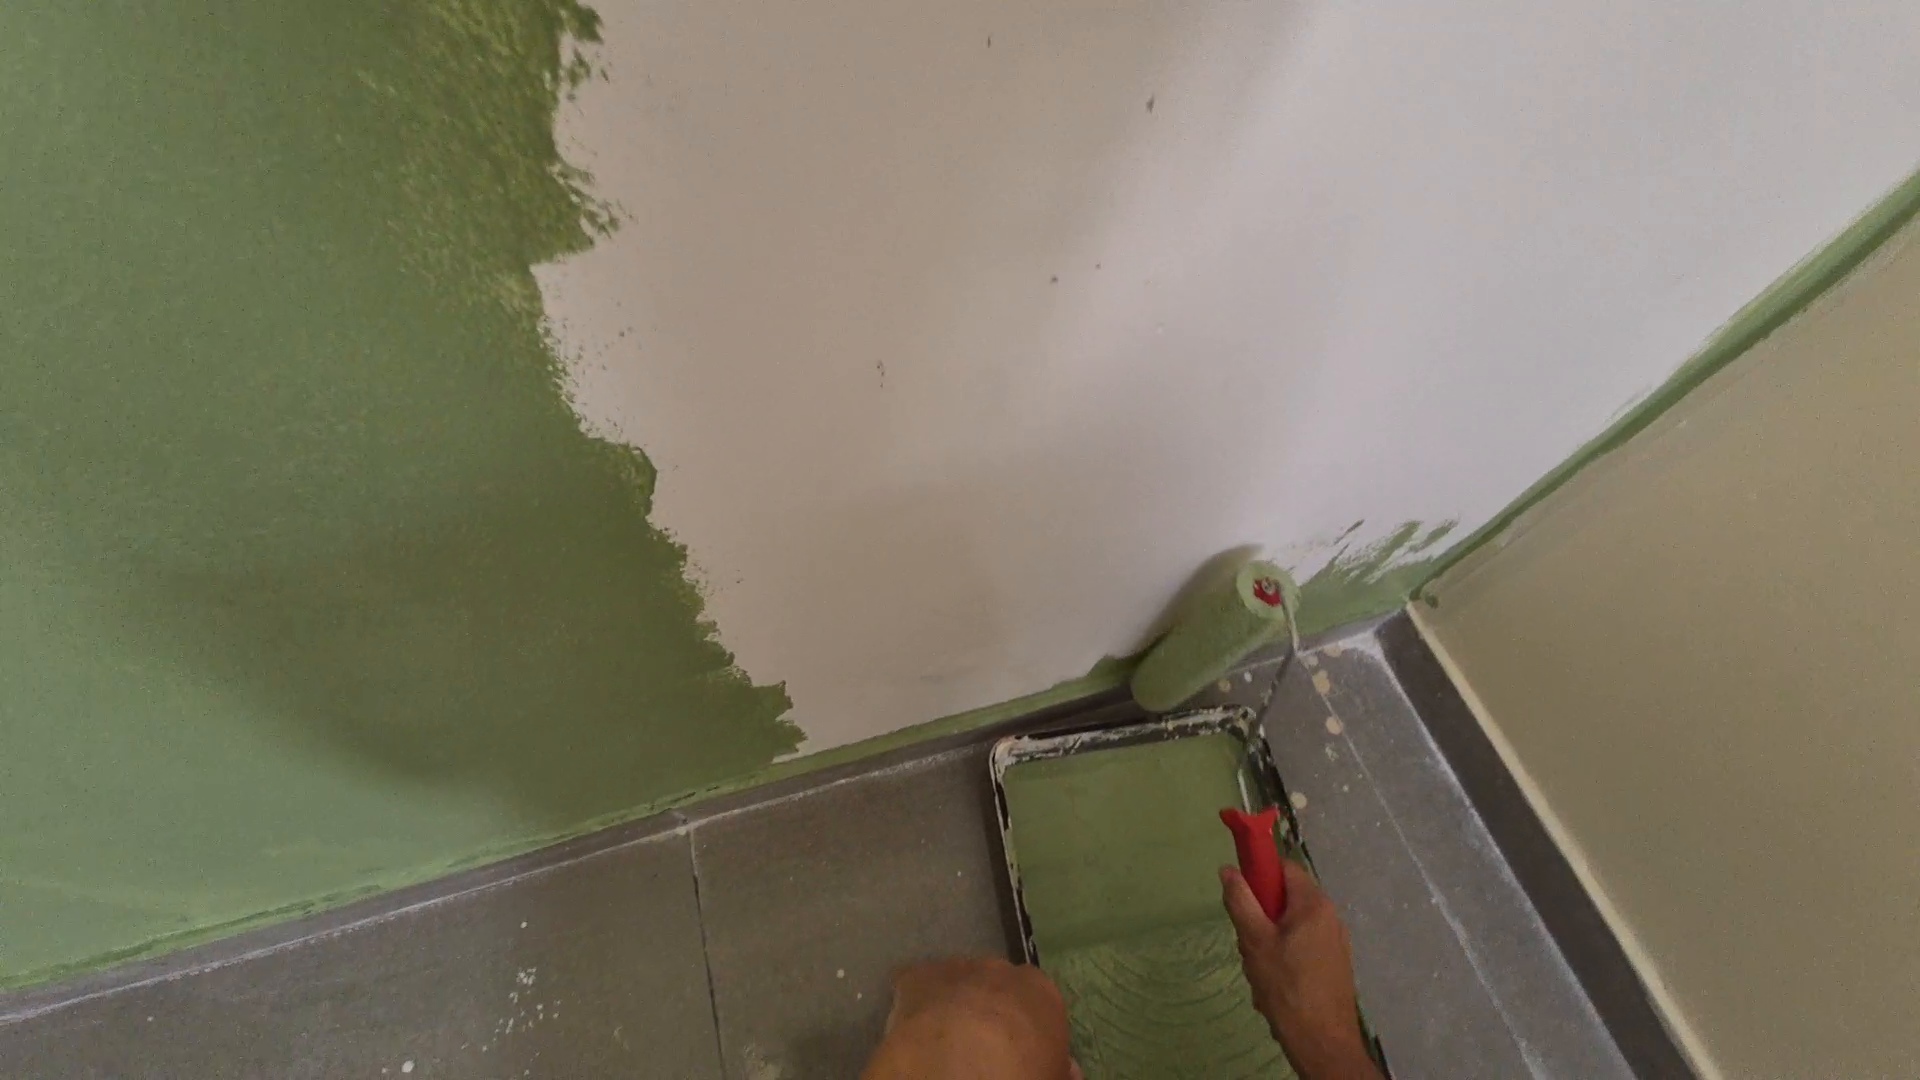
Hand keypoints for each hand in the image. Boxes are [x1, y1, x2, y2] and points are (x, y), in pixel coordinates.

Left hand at [861, 956, 1081, 1079]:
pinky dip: (918, 1003)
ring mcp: (958, 968)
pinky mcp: (918, 976)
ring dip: (956, 1007)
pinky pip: (919, 985)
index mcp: (1040, 992)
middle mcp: (1000, 970)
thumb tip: (1068, 1071)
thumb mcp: (1051, 1077)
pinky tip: (915, 1029)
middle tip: (985, 1054)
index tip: (1023, 1059)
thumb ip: (1060, 1070)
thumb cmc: (1019, 1075)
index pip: (1039, 1005)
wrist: (961, 1072)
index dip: (1029, 1033)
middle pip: (998, 990)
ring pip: (959, 985)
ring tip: (947, 1045)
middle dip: (992, 1016)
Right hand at [1221, 861, 1382, 1079]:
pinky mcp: (1334, 964)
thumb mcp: (1254, 940)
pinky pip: (1301, 945)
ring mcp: (1335, 942)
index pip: (1282, 866)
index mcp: (1314, 904)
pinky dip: (1283, 956)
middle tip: (1248, 940)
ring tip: (1259, 967)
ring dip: (1268, 939)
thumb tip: (1229, 869)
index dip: (1258, 874)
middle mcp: (1330, 917)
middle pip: (1284, 897)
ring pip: (1289, 924)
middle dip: (1260, 914)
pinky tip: (1273, 983)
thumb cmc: (1287, 987)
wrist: (1324, 1047)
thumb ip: (1240, 900)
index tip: (1241, 895)